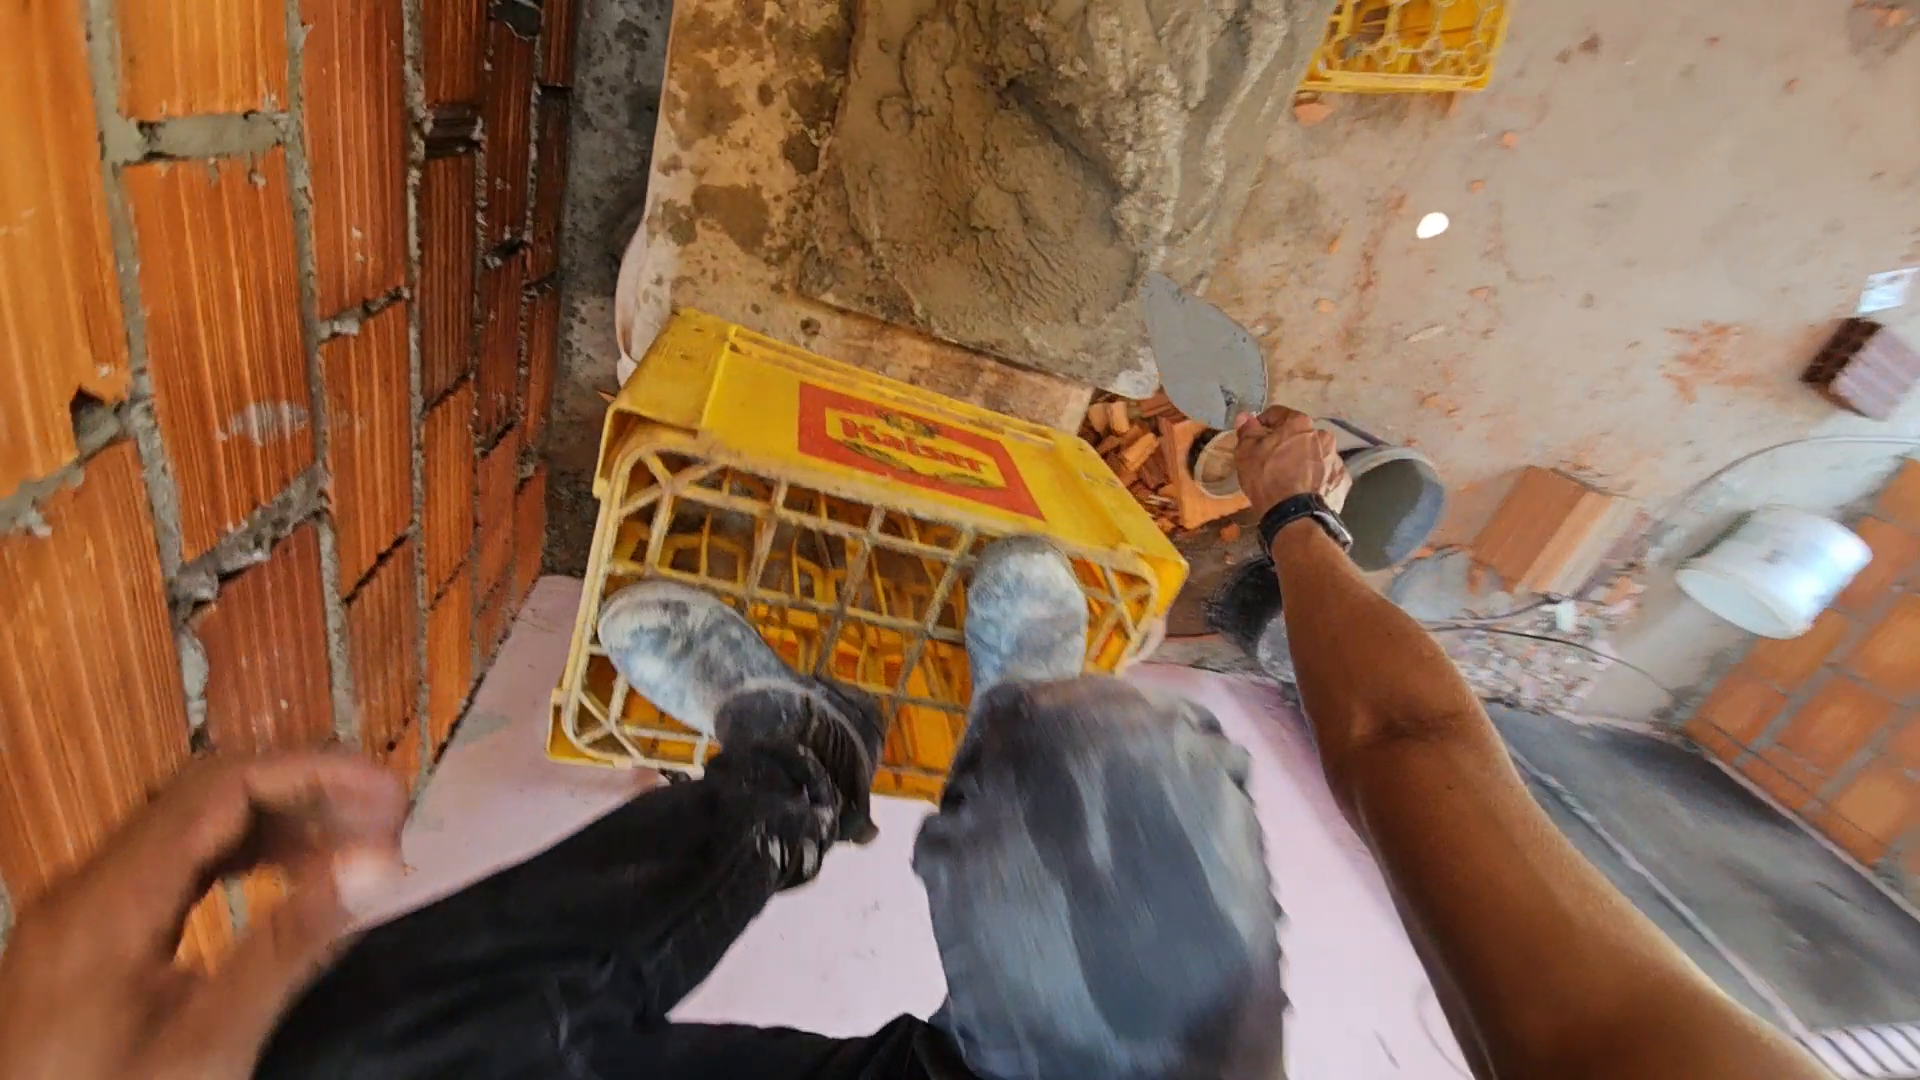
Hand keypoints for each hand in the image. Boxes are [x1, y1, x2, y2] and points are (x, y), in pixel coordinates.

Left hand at [0, 753, 406, 1079]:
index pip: (226, 786)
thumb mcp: (209, 1040)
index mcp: (107, 903)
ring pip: (209, 815)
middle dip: (316, 789)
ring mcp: (94, 901)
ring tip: (362, 845)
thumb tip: (382, 860)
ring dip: (296, 816)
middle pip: (218, 788)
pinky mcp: (108, 922)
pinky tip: (307, 871)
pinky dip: (265, 846)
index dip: (320, 773)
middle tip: (389, 818)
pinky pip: (195, 851)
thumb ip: (292, 943)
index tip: (392, 798)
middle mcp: (91, 884)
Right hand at [1233, 406, 1348, 517]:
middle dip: (1286, 443)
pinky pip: (1325, 473)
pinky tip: (1304, 490)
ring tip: (1289, 478)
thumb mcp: (1246, 454)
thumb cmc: (1267, 479)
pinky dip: (1316, 478)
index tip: (1253, 437)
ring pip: (1314, 454)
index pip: (1277, 414)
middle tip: (1271, 461)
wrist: (1294, 515)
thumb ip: (1247, 431)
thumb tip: (1245, 416)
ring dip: (1303, 460)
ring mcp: (1336, 458)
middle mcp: (1322, 436)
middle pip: (1299, 435)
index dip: (1262, 424)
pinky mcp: (1342, 480)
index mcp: (1299, 424)